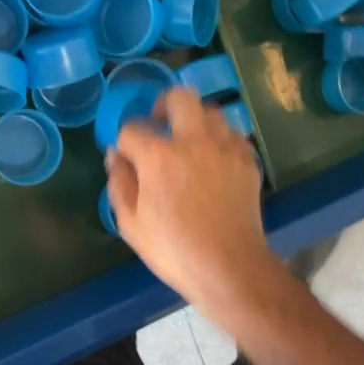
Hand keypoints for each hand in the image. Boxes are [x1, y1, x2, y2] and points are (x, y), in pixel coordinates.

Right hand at [107, 88, 283, 318]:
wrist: (228, 266)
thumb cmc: (173, 250)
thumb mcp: (131, 223)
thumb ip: (120, 183)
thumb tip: (116, 157)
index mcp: (158, 156)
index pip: (133, 129)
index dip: (125, 141)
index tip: (127, 157)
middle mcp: (194, 141)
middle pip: (179, 98)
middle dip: (164, 106)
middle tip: (160, 125)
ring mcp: (225, 148)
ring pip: (211, 112)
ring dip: (196, 121)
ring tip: (189, 143)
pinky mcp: (248, 161)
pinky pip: (233, 135)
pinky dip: (220, 140)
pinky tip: (214, 160)